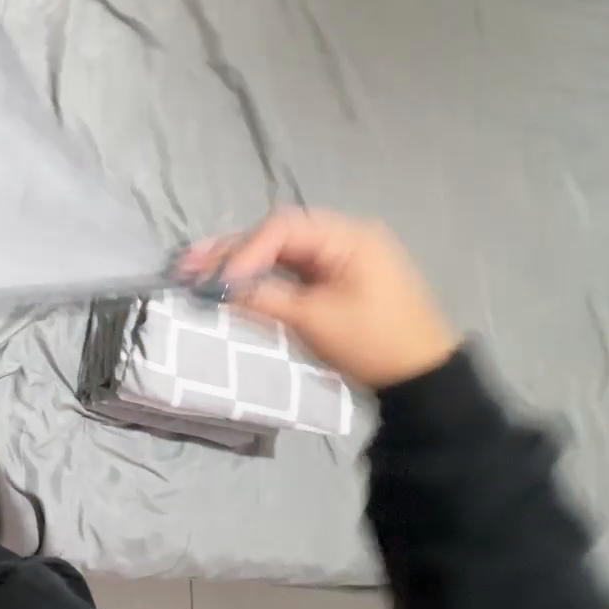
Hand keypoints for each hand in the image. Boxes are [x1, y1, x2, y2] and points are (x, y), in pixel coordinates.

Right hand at [180, 208, 460, 389]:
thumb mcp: (314, 319)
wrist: (422, 378)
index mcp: (348, 237)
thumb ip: (263, 297)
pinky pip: (284, 265)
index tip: (218, 278)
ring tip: (193, 268)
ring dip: (235, 259)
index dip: (244, 250)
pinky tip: (225, 278)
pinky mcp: (328, 276)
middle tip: (187, 264)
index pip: (282, 230)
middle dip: (229, 250)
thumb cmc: (373, 342)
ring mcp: (335, 256)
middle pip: (273, 235)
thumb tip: (215, 289)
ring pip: (274, 249)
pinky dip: (254, 272)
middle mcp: (340, 237)